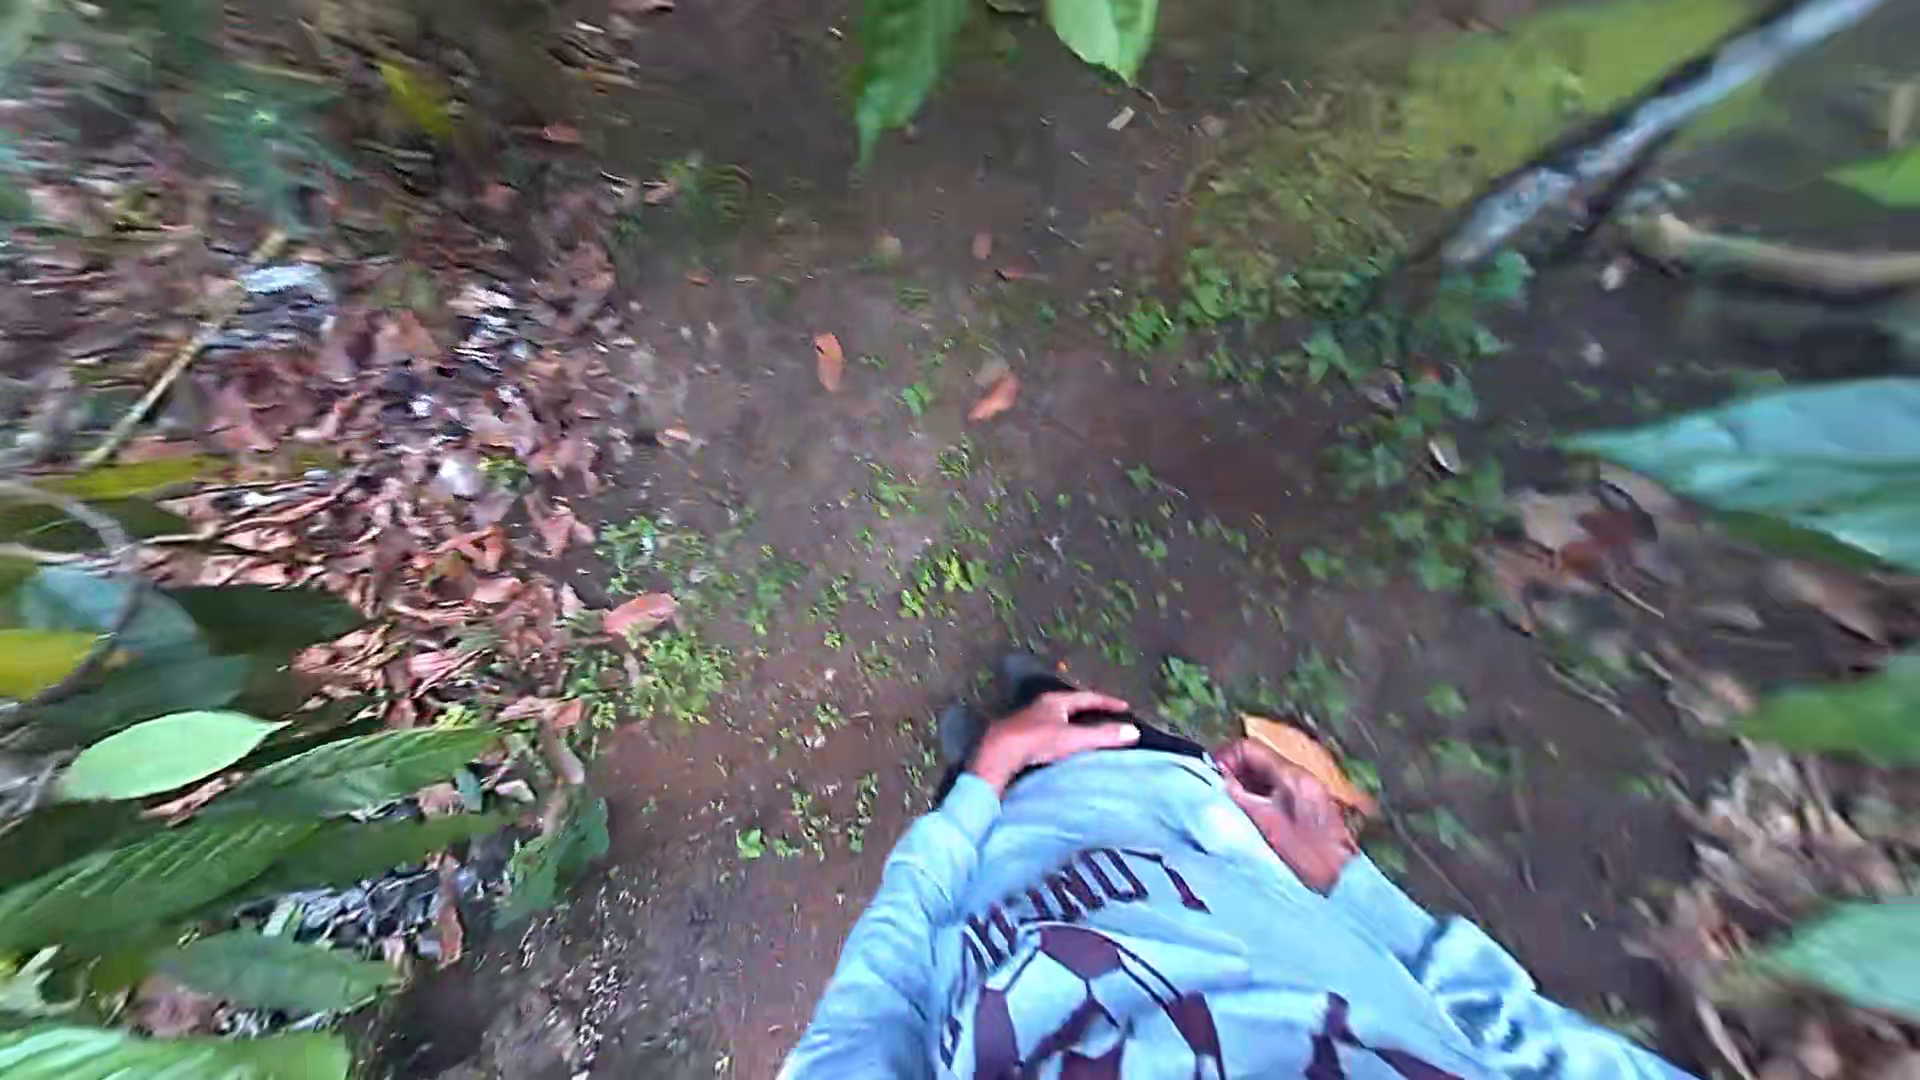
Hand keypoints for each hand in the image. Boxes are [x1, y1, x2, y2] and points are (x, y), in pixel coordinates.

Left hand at [967, 691, 1138, 794]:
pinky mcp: (1022, 732)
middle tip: (1109, 716)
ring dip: (1076, 721)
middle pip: (1073, 704)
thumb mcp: (1073, 738)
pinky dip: (1064, 732)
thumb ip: (1102, 736)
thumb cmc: (1036, 741)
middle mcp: (1043, 705)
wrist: (999, 751)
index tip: (1125, 707)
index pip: (1088, 697)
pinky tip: (1064, 744)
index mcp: (1056, 701)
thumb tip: (1133, 731)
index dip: (1107, 702)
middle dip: (1092, 709)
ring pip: (1060, 716)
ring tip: (1090, 730)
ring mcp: (1031, 718)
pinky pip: (1050, 728)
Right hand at [1214, 737, 1356, 891]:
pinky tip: (1250, 821)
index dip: (1224, 759)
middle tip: (1217, 795)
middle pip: (1256, 761)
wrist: (1345, 892)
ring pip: (1263, 779)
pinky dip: (1257, 802)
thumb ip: (1236, 795)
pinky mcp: (1310, 813)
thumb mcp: (1262, 822)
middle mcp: (1301, 778)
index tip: (1211, 780)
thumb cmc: (1303, 856)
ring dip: (1243, 790)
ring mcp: (1308, 795)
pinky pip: (1273, 794)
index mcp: (1291, 775)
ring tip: (1231, 810)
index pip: (1247, 748)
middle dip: (1233, 775)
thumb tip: (1214, 778)